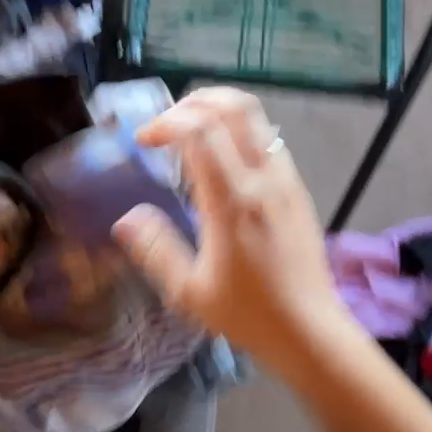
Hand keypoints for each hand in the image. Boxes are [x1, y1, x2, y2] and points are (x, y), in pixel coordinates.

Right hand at [111, 89, 340, 361]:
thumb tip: (125, 220)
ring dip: (218, 112)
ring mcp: (286, 181)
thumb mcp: (188, 292)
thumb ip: (155, 250)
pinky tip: (222, 162)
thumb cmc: (246, 315)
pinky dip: (239, 133)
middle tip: (166, 123)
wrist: (307, 328)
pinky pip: (268, 140)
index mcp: (231, 202)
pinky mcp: (297, 190)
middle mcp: (263, 180)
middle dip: (193, 102)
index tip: (144, 141)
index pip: (199, 132)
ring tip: (191, 134)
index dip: (166, 123)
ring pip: (255, 118)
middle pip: (233, 107)